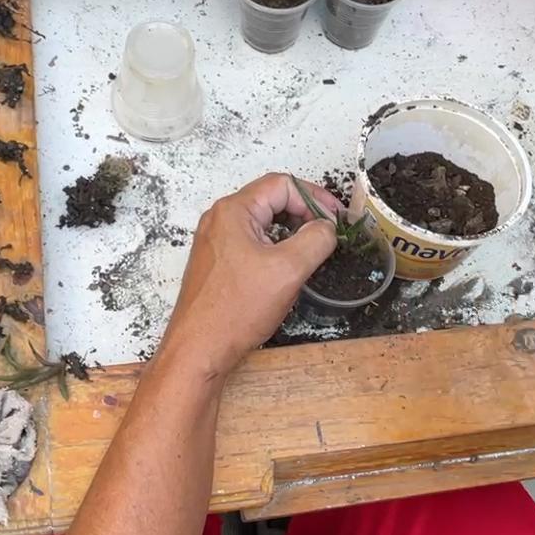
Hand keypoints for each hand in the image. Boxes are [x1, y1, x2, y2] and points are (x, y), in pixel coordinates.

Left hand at [162, 173, 338, 377]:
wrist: (199, 349)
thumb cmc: (234, 311)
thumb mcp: (288, 270)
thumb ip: (316, 239)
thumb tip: (327, 227)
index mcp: (233, 211)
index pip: (282, 185)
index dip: (315, 198)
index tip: (335, 219)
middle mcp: (220, 220)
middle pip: (272, 200)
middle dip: (304, 214)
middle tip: (328, 234)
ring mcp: (217, 242)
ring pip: (264, 223)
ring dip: (291, 232)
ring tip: (312, 252)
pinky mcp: (219, 263)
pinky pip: (253, 243)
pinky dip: (276, 248)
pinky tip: (288, 269)